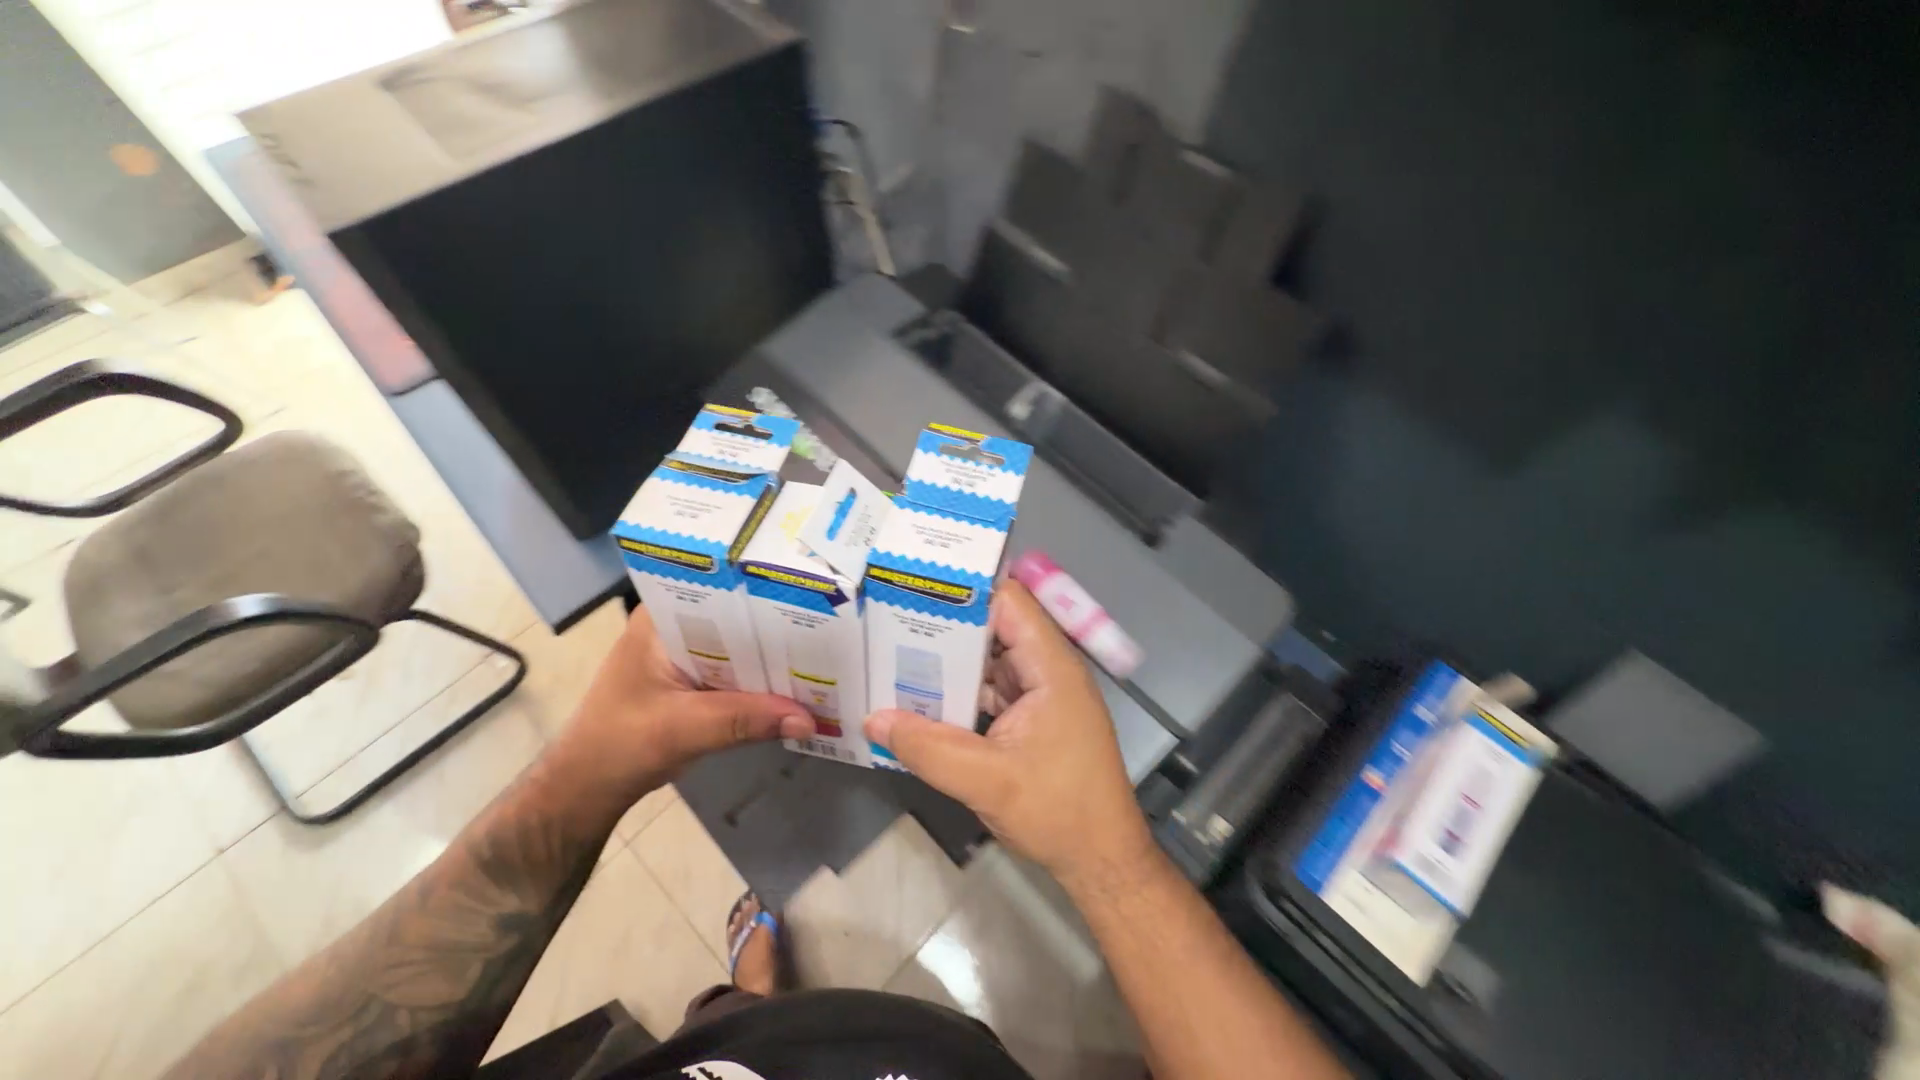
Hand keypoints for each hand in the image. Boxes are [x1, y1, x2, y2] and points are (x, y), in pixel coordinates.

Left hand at [552, 605, 813, 804]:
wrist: (587, 790)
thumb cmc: (619, 745)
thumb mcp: (682, 728)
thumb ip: (744, 720)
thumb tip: (809, 719)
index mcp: (661, 617)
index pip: (723, 592)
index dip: (767, 596)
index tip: (813, 599)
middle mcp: (677, 626)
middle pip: (739, 622)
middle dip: (780, 632)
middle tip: (834, 630)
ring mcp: (687, 656)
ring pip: (742, 650)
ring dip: (775, 661)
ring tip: (827, 656)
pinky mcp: (696, 683)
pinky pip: (739, 675)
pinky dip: (763, 685)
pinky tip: (798, 690)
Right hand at [865, 581, 1154, 888]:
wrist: (1102, 860)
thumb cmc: (1059, 812)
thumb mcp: (986, 781)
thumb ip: (928, 748)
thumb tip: (873, 719)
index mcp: (1050, 667)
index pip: (1008, 602)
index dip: (964, 590)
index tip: (914, 588)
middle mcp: (1048, 672)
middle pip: (994, 629)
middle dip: (945, 626)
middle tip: (886, 621)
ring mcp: (1041, 697)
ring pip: (989, 664)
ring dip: (948, 664)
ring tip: (891, 655)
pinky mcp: (1033, 722)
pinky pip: (991, 694)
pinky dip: (960, 695)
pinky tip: (919, 701)